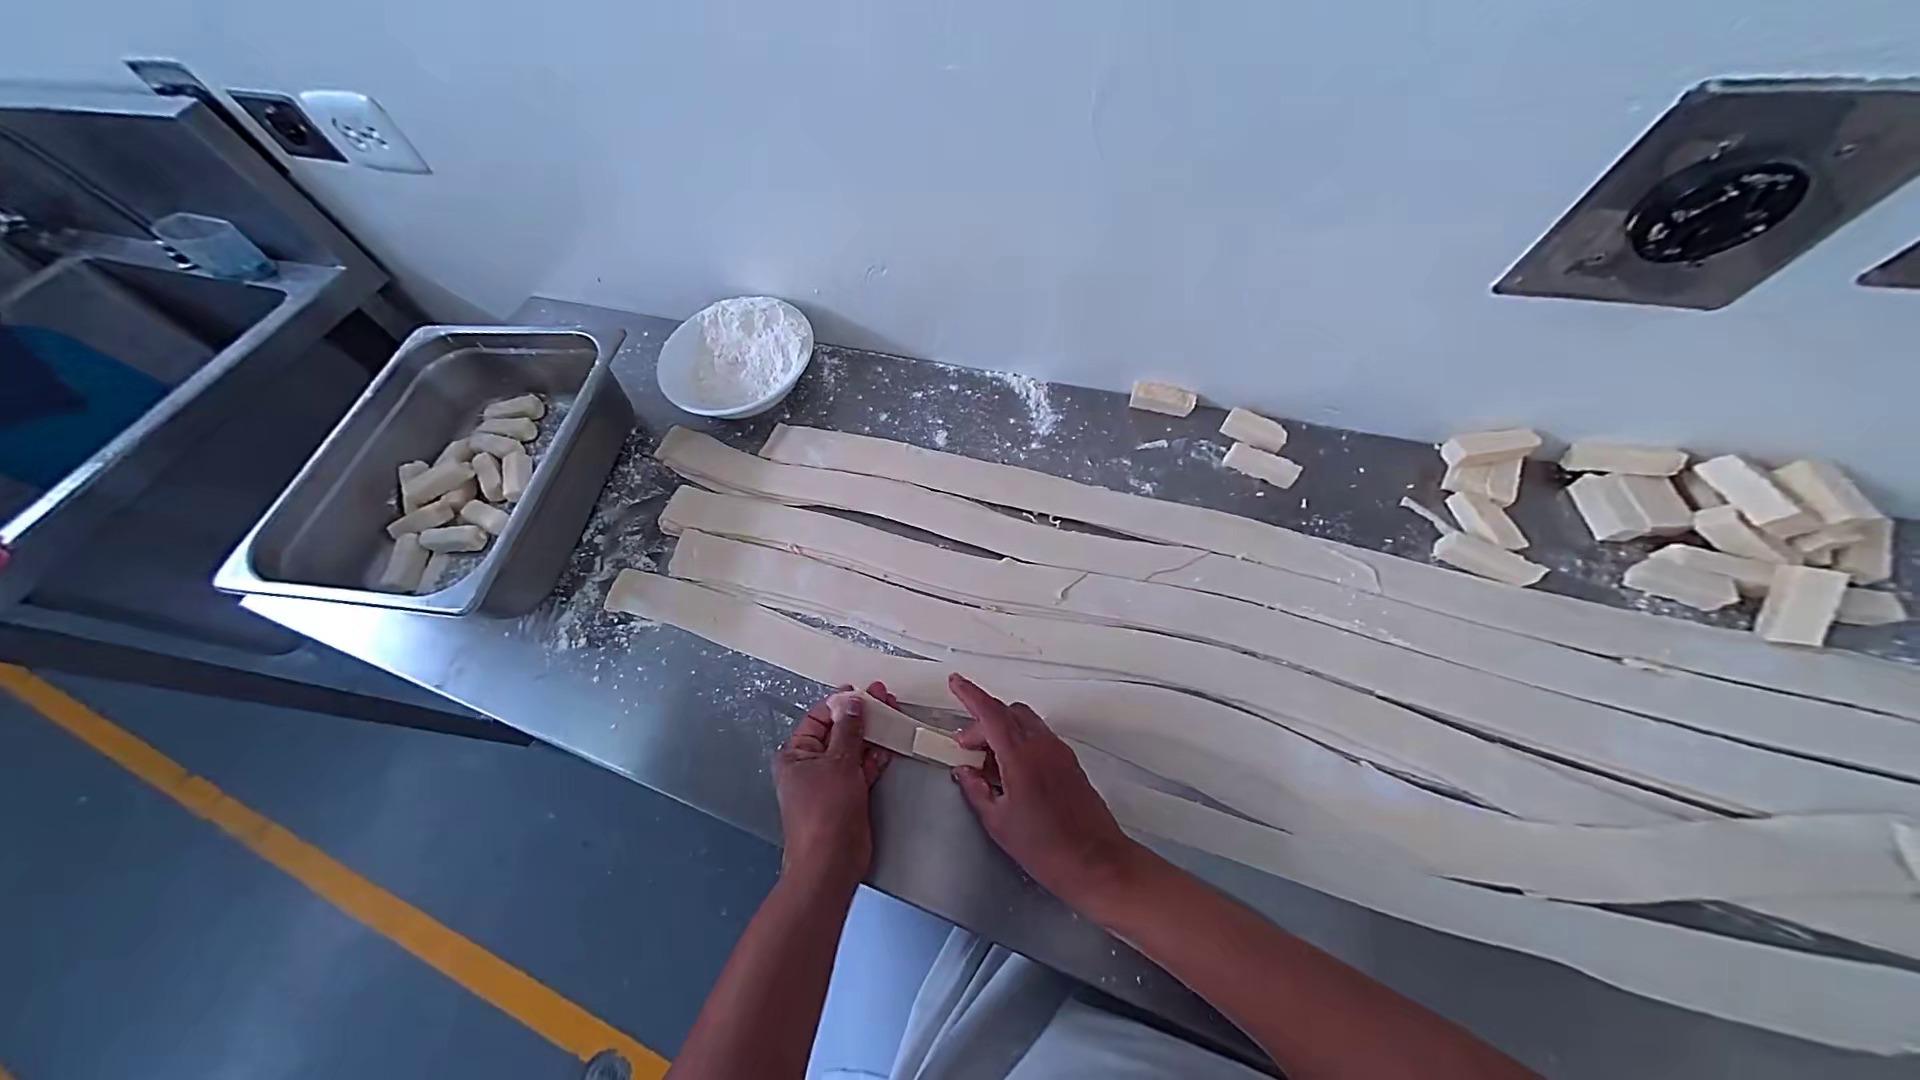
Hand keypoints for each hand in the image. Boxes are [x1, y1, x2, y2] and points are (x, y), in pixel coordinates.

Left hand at [774, 682, 893, 889]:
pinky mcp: (849, 794)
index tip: (863, 692)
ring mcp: (831, 780)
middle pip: (839, 731)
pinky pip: (863, 767)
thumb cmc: (823, 815)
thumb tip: (853, 703)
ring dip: (872, 733)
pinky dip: (876, 755)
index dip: (841, 703)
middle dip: (861, 715)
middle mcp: (810, 765)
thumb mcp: (838, 762)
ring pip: (854, 748)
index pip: (819, 718)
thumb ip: (849, 729)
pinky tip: (889, 741)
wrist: (832, 863)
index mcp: (795, 754)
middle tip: (883, 698)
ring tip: (892, 713)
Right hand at [947, 674, 1145, 911]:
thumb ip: (977, 791)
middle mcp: (1042, 746)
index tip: (956, 683)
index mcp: (1021, 756)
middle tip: (964, 745)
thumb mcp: (999, 823)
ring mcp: (1059, 752)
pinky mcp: (1069, 763)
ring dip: (1001, 730)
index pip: (990, 712)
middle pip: (1007, 713)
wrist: (1097, 864)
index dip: (969, 694)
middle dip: (981, 722)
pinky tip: (1009, 771)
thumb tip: (965, 774)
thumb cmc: (1050, 849)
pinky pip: (1038, 737)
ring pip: (1024, 722)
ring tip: (985, 762)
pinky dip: (1019, 741)